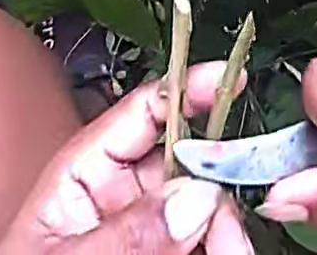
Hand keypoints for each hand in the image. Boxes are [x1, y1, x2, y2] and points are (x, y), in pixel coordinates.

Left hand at [0, 60, 251, 254]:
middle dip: (218, 177)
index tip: (229, 78)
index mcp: (86, 172)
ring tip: (228, 251)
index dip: (189, 85)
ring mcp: (149, 228)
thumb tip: (194, 198)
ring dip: (225, 225)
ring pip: (207, 203)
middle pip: (189, 157)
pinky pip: (207, 239)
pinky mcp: (171, 252)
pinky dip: (223, 245)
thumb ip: (123, 236)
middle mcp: (124, 193)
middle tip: (228, 220)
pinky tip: (225, 253)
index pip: (144, 110)